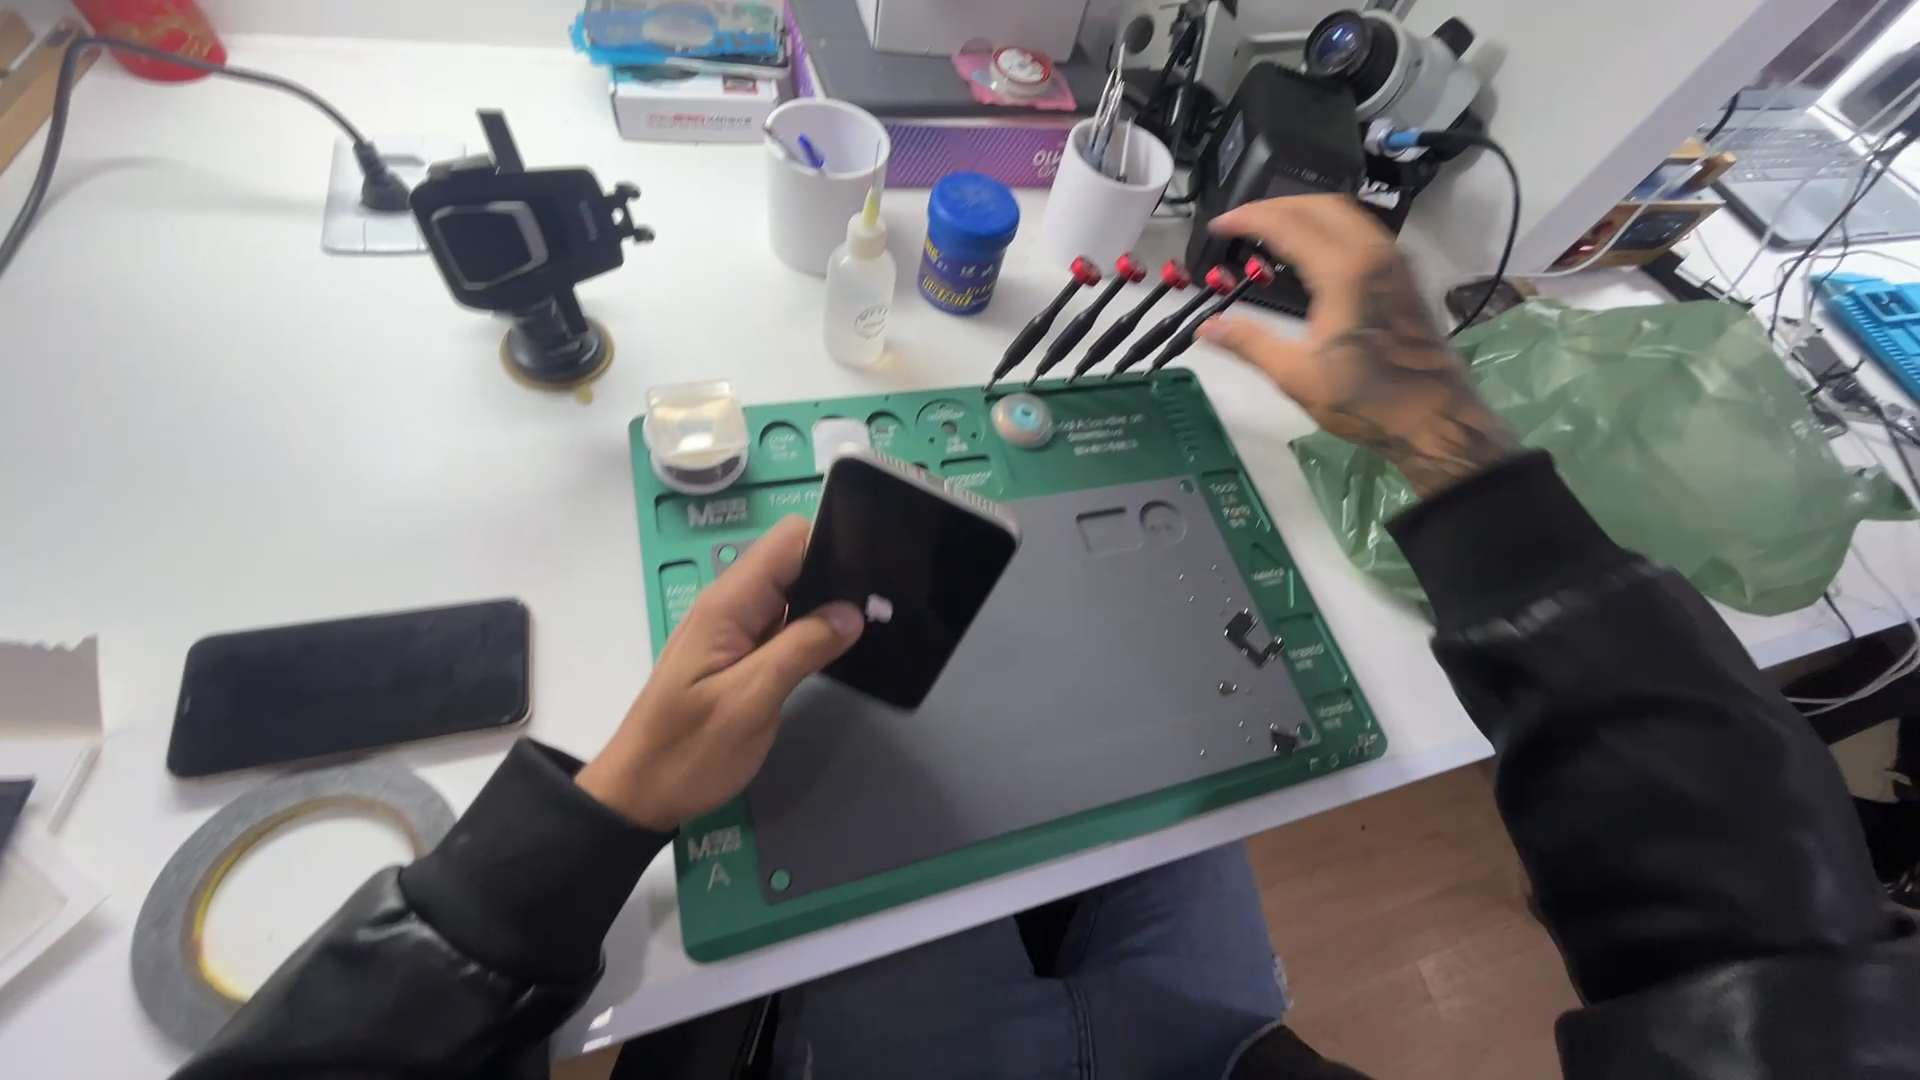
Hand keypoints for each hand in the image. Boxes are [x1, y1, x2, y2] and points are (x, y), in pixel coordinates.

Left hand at [577, 516, 862, 830]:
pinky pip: (788, 619)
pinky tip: (845, 640)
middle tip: (883, 600)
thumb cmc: (688, 751)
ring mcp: (738, 628)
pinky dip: (817, 623)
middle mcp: (733, 604)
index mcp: (729, 604)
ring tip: (875, 616)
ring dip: (831, 597)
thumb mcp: (748, 702)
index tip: (873, 566)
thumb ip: (801, 649)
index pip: (787, 541)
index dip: (831, 542)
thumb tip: (852, 612)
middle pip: (794, 558)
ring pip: (794, 589)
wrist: (639, 795)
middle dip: (839, 568)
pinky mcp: (745, 651)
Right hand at [1198, 195, 1517, 496]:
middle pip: (1319, 205)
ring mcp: (1394, 262)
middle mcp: (1373, 254)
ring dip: (1303, 213)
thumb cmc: (1363, 399)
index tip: (1218, 226)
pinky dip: (1327, 227)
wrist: (1432, 417)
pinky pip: (1360, 232)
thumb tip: (1206, 327)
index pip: (1288, 225)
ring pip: (1344, 214)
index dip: (1248, 220)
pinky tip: (1310, 251)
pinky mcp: (1403, 276)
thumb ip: (1248, 344)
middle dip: (1275, 206)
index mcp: (1344, 272)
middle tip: (1240, 222)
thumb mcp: (1295, 375)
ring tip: (1269, 230)